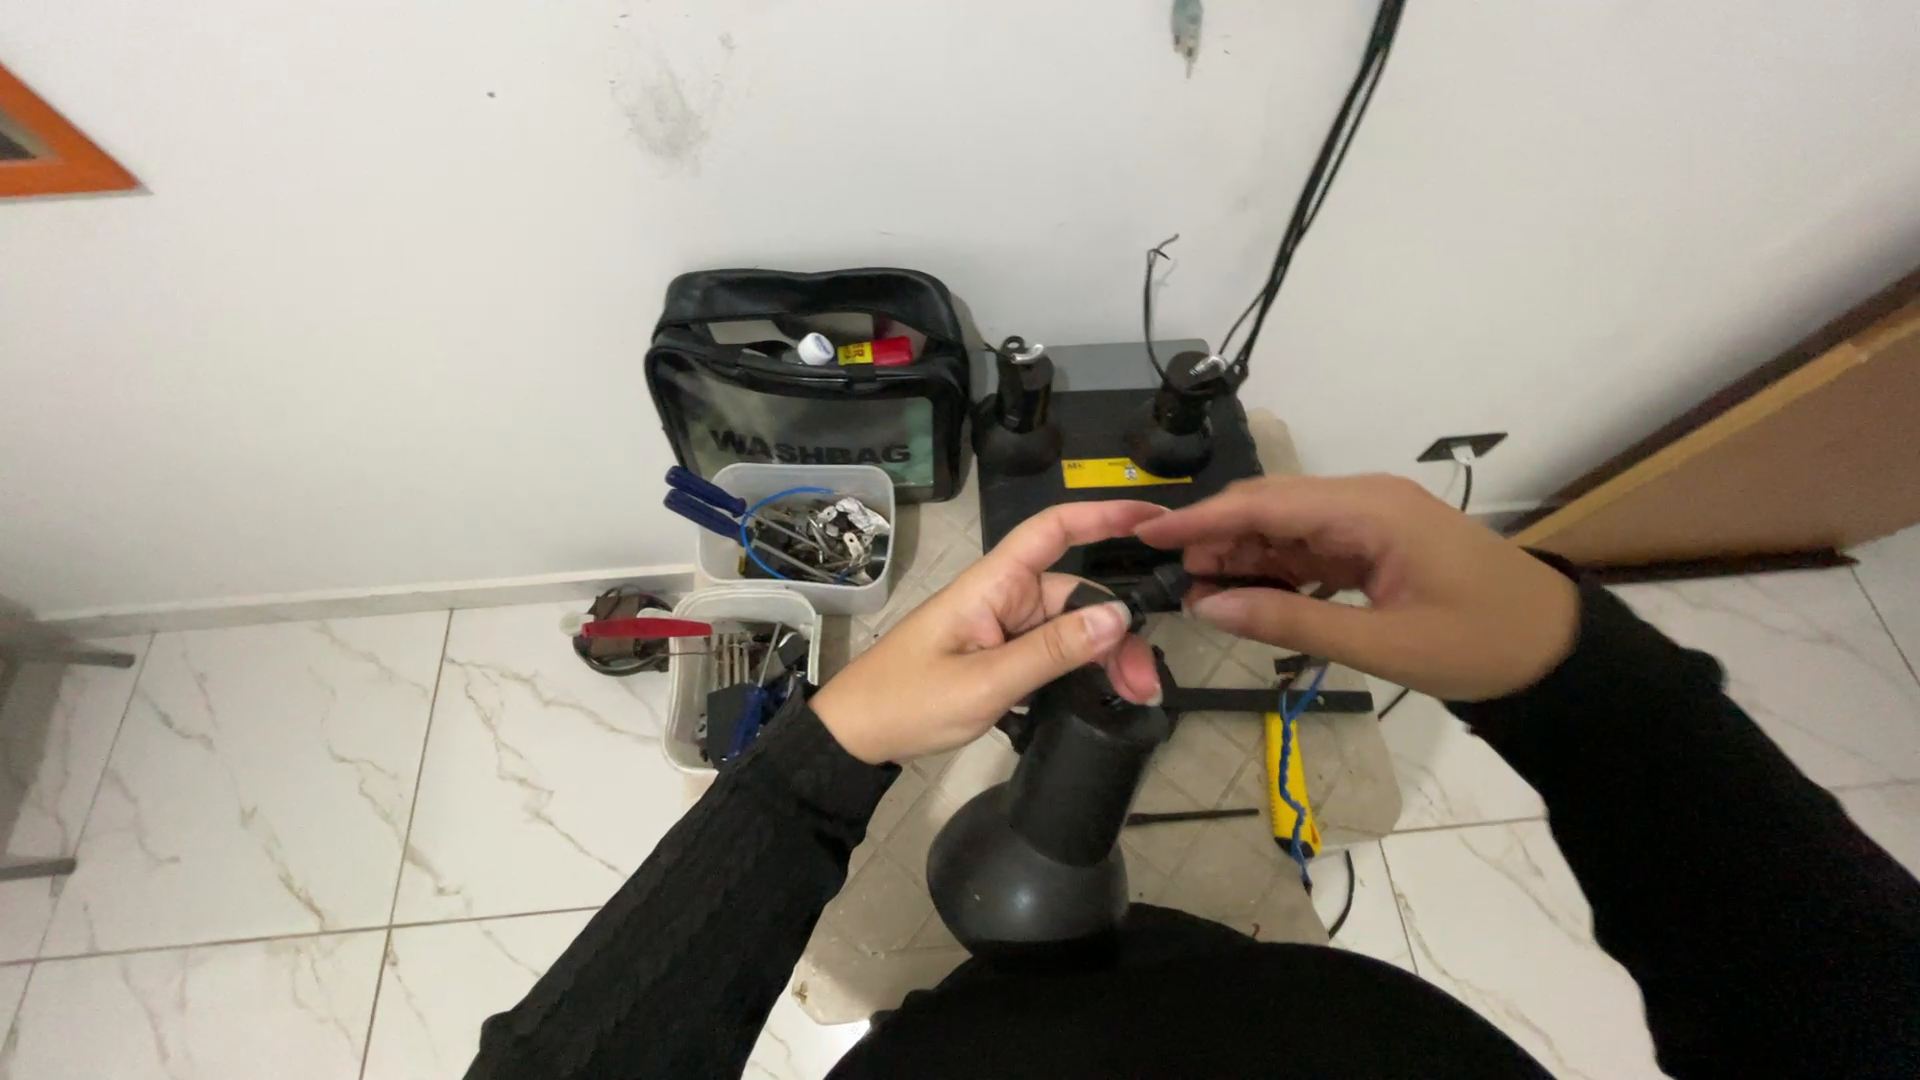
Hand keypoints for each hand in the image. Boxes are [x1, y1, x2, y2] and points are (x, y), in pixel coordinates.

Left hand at [811, 501, 1166, 764]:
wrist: (857, 735)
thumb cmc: (908, 700)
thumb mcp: (984, 682)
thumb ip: (1051, 650)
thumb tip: (1119, 615)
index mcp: (992, 584)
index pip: (1053, 530)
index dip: (1103, 515)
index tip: (1155, 519)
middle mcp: (1003, 596)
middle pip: (1075, 594)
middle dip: (1116, 631)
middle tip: (1144, 683)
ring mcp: (1002, 627)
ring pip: (1070, 628)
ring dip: (1102, 657)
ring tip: (1132, 695)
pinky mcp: (1000, 655)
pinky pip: (1051, 651)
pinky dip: (1079, 670)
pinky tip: (1100, 696)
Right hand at [1133, 474, 1578, 700]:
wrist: (1560, 655)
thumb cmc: (1481, 646)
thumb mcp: (1381, 644)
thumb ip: (1288, 622)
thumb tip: (1205, 607)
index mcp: (1370, 510)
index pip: (1264, 504)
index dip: (1201, 519)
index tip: (1150, 535)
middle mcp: (1363, 500)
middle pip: (1268, 506)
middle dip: (1215, 535)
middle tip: (1170, 573)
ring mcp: (1368, 521)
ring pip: (1282, 525)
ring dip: (1239, 553)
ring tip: (1199, 588)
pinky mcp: (1371, 543)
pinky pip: (1305, 547)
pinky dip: (1270, 567)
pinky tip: (1244, 591)